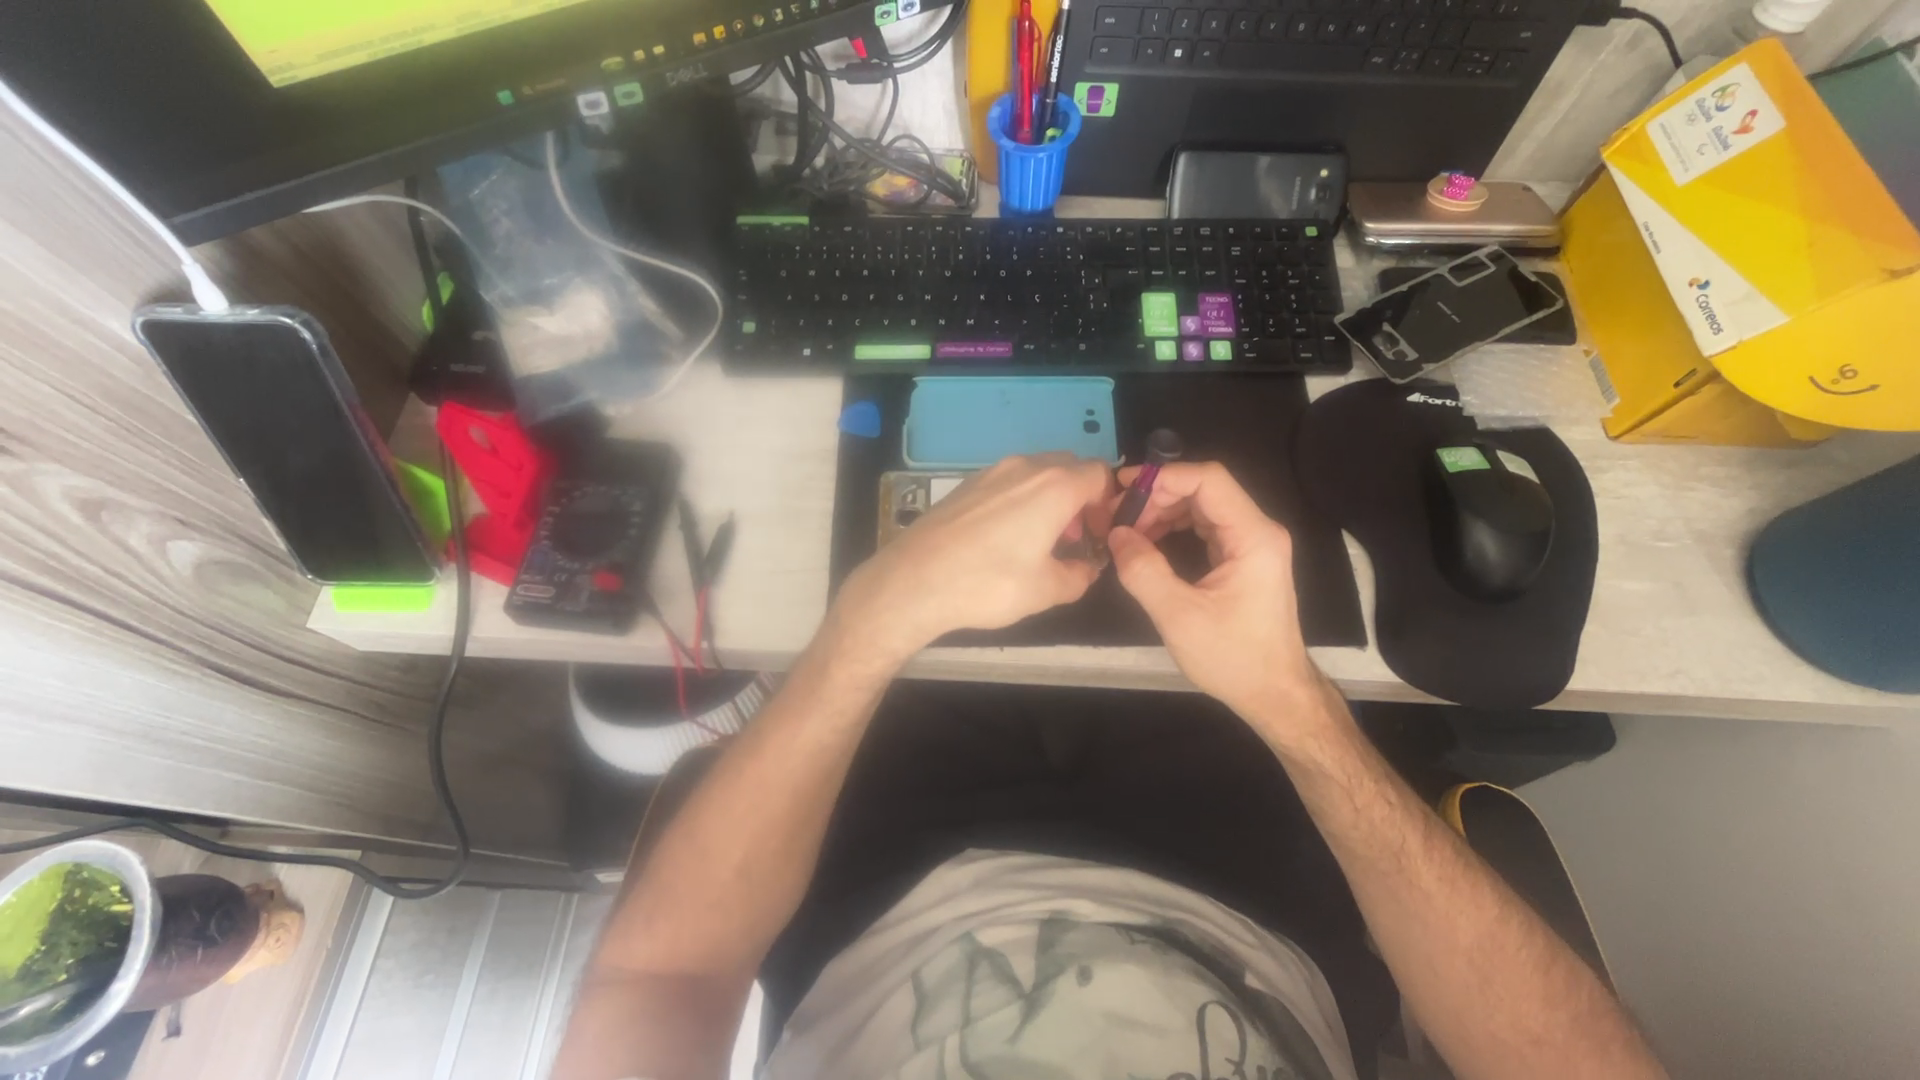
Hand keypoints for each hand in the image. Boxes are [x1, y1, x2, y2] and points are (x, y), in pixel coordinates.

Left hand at [834, 454, 1111, 663]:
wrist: (915, 580)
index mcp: (1054, 486)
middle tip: (1075, 538)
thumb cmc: (989, 584)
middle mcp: (1025, 468)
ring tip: (1041, 541)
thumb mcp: (1047, 590)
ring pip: (1036, 474)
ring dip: (1049, 500)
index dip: (1108, 503)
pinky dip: (1020, 501)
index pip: (1099, 474)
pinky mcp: (965, 485)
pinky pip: (1007, 483)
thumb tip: (1087, 569)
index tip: (1100, 534)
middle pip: (1068, 468)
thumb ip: (1079, 576)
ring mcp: (991, 473)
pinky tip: (1006, 539)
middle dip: (1080, 499)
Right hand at [1105, 462, 1324, 733]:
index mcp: (1253, 536)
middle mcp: (1258, 531)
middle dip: (1156, 497)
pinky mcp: (1242, 560)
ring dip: (1162, 513)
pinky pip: (1204, 528)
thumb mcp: (1179, 616)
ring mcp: (1252, 544)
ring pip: (1201, 508)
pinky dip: (1173, 529)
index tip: (1122, 490)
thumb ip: (1144, 571)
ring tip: (1126, 532)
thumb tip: (1115, 534)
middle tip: (1116, 517)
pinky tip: (1147, 545)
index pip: (1208, 480)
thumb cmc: (1233, 657)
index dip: (1163, 477)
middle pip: (1203, 490)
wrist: (1274, 694)